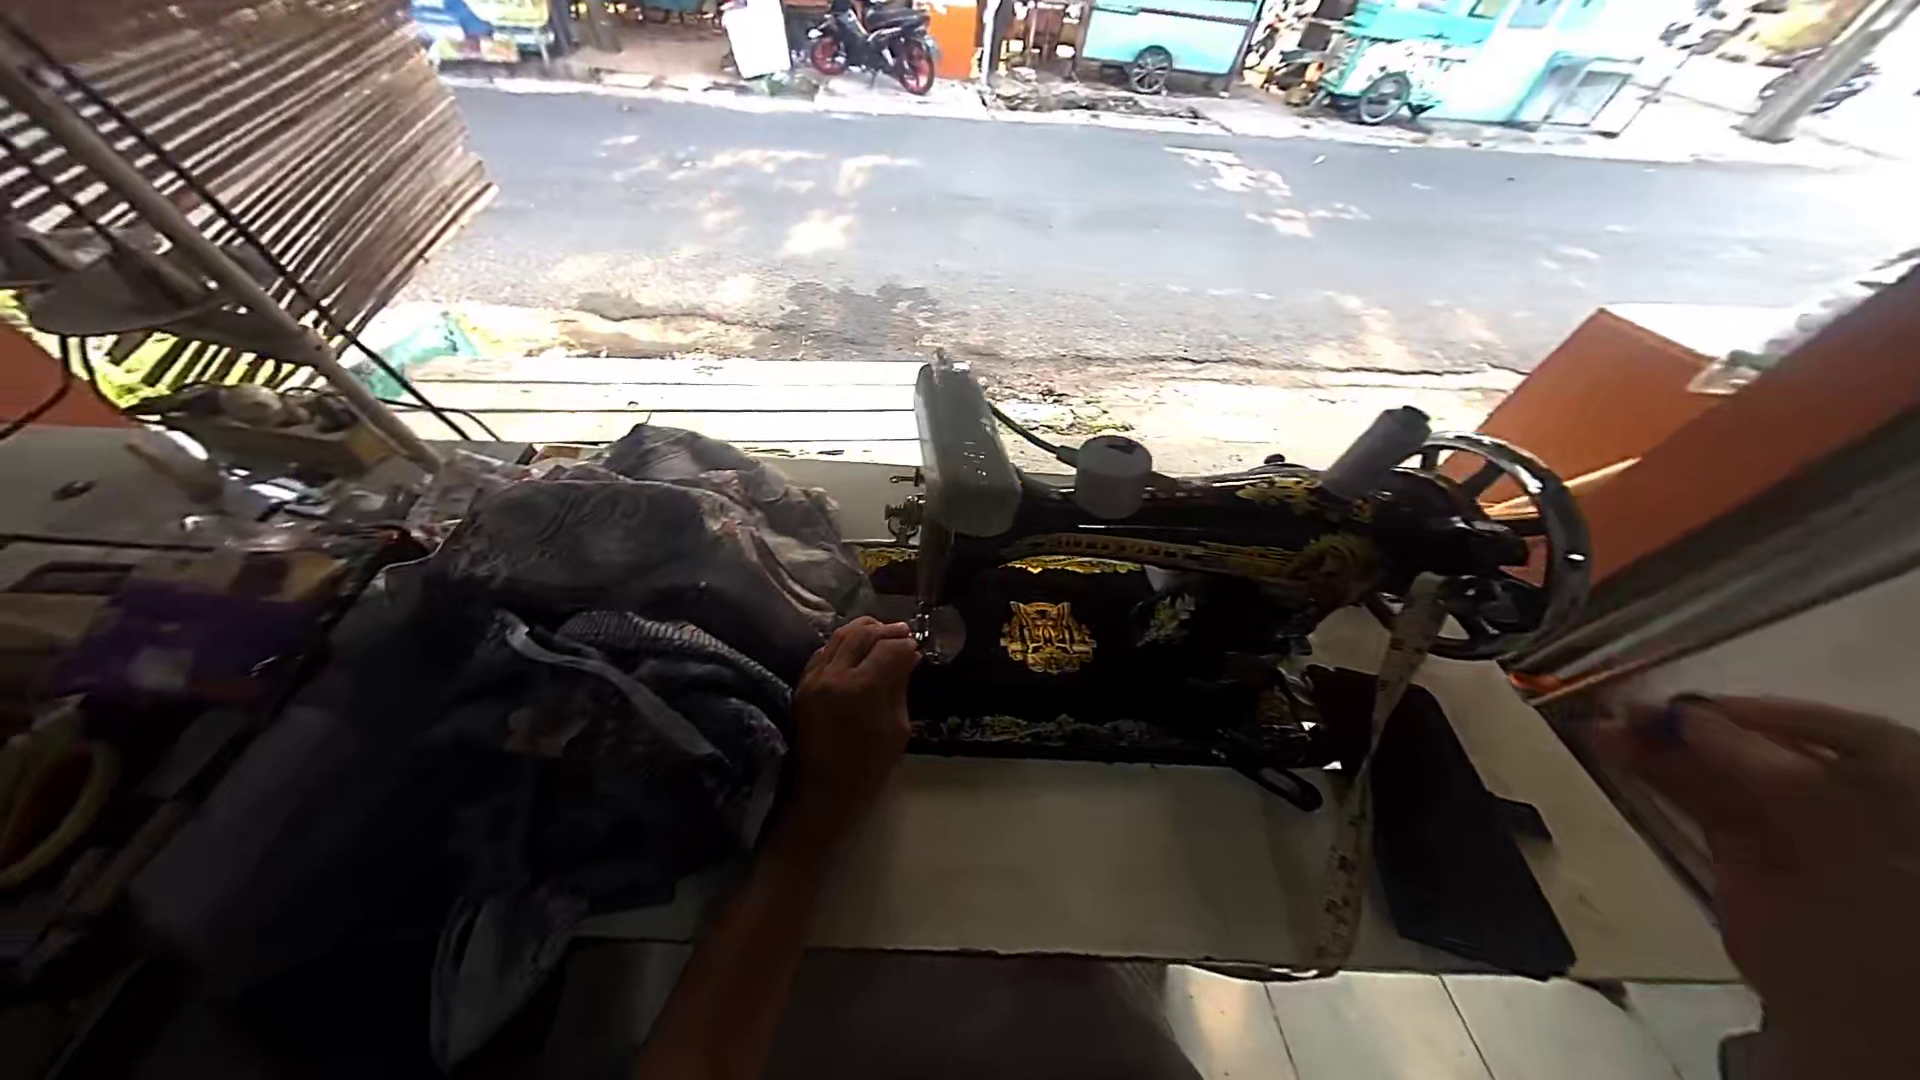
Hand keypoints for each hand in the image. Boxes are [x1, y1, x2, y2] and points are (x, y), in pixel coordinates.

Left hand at [788, 617, 918, 835]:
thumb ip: (900, 685)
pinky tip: (857, 647)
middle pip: (864, 634)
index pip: (889, 649)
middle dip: (888, 630)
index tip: (917, 647)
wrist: (824, 790)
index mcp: (860, 689)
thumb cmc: (870, 766)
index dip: (906, 644)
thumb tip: (910, 655)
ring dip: (865, 630)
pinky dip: (843, 643)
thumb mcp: (897, 726)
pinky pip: (824, 650)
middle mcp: (833, 676)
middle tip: (905, 633)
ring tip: (884, 632)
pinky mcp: (802, 684)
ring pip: (840, 636)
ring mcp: (813, 678)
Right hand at [1591, 696, 1919, 1076]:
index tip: (1704, 705)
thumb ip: (1785, 782)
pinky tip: (1610, 747)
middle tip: (1633, 709)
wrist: (1854, 1029)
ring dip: (1660, 744)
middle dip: (1699, 727)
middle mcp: (1858, 808)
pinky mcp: (1741, 846)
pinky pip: (1695, 796)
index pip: (1851, 737)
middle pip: (1770, 750)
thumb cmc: (1877, 937)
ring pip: (1720, 770)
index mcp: (1905, 802)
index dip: (1775, 714)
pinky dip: (1651, 770)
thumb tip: (1696, 719)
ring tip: (1603, 724)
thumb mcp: (1849, 851)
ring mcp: (1795, 829)